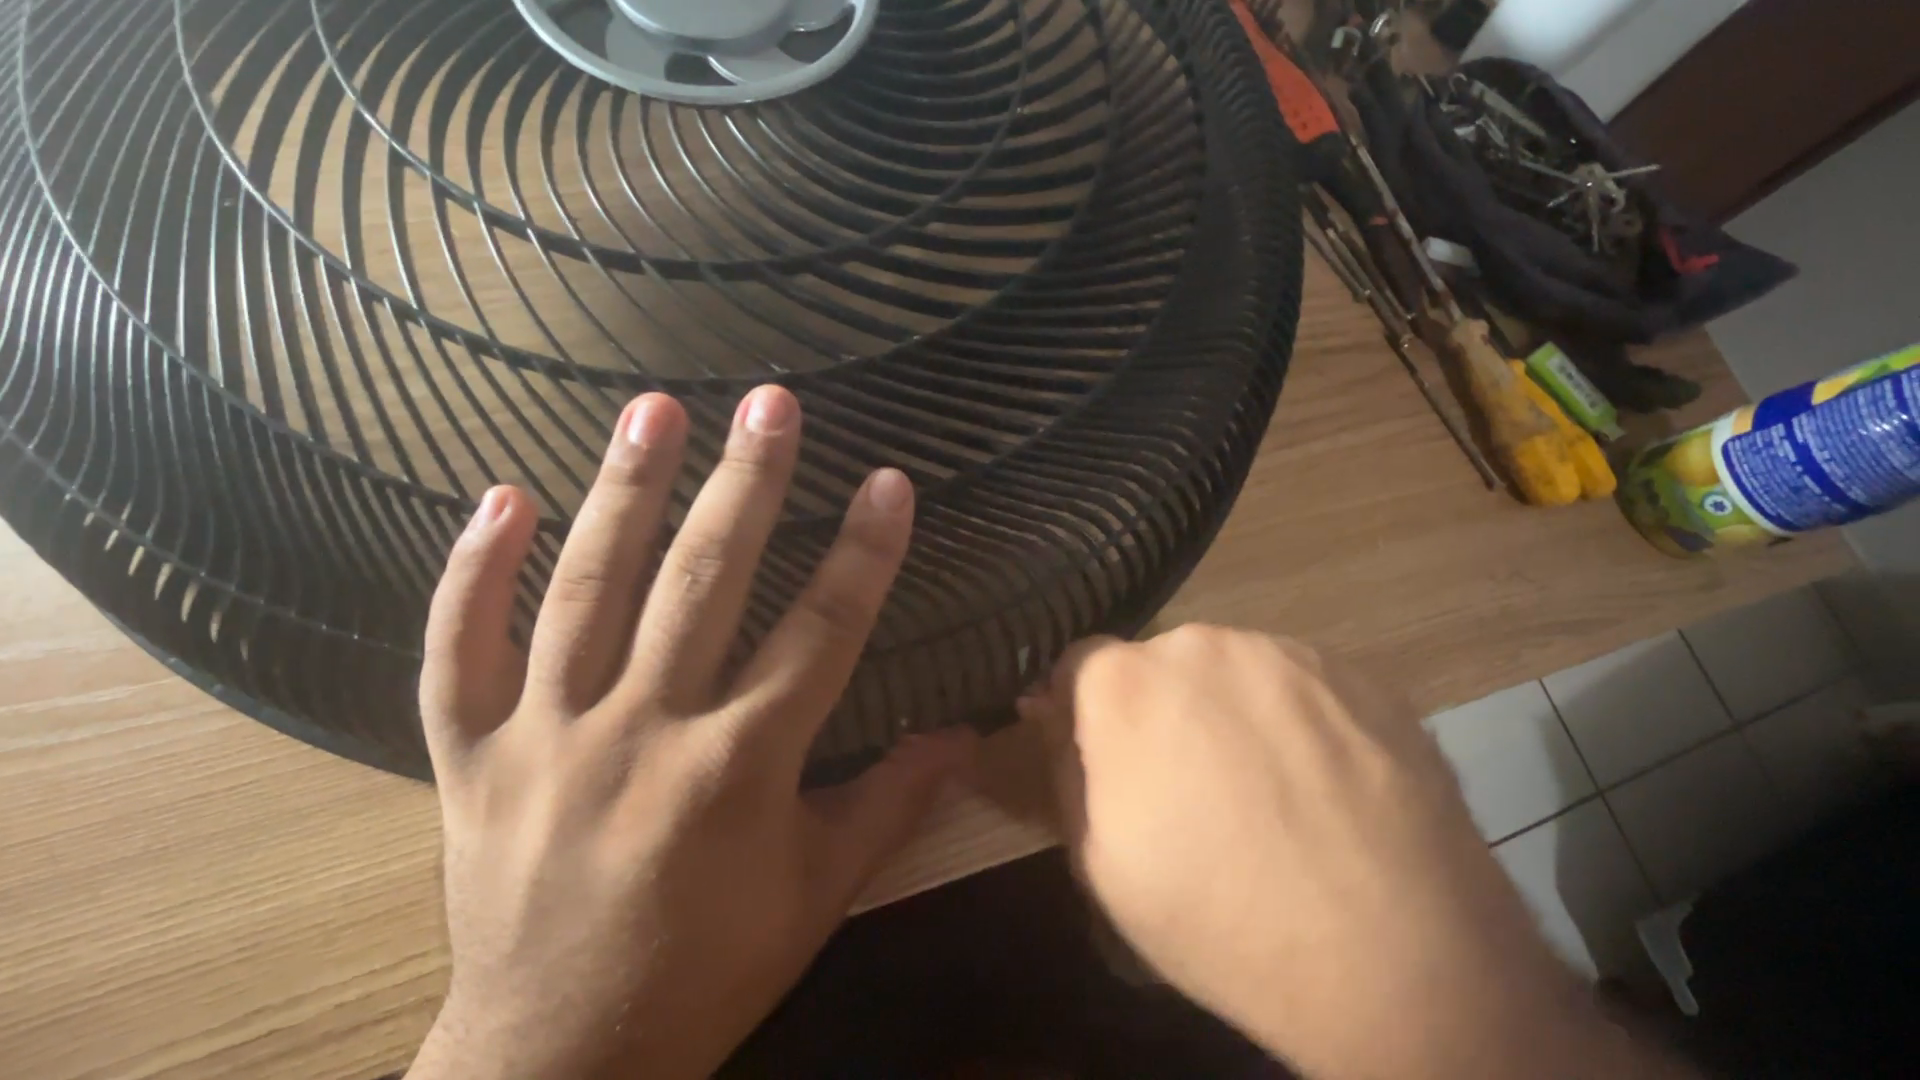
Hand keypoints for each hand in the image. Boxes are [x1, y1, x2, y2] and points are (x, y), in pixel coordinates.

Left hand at [408, 386, 974, 1079]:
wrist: (559, 1058)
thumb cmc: (709, 968)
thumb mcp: (820, 895)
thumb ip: (891, 804)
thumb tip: (964, 735)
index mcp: (738, 768)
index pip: (821, 633)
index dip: (863, 552)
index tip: (891, 482)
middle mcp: (643, 731)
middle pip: (702, 583)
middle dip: (747, 483)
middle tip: (770, 400)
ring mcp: (546, 737)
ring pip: (585, 591)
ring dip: (623, 492)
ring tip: (652, 410)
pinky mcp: (472, 755)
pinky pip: (459, 650)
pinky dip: (472, 572)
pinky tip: (499, 495)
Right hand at [1020, 627, 1685, 1079]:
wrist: (1396, 960)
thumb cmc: (1218, 919)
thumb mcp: (1098, 862)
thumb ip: (1063, 767)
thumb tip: (1050, 706)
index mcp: (1127, 682)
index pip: (1079, 666)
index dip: (1086, 714)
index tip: (1108, 763)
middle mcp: (1205, 643)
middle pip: (1161, 666)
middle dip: (1161, 713)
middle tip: (1192, 791)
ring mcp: (1292, 654)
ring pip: (1236, 672)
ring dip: (1233, 715)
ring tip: (1270, 796)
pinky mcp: (1365, 677)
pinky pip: (1304, 689)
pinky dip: (1299, 725)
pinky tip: (1326, 794)